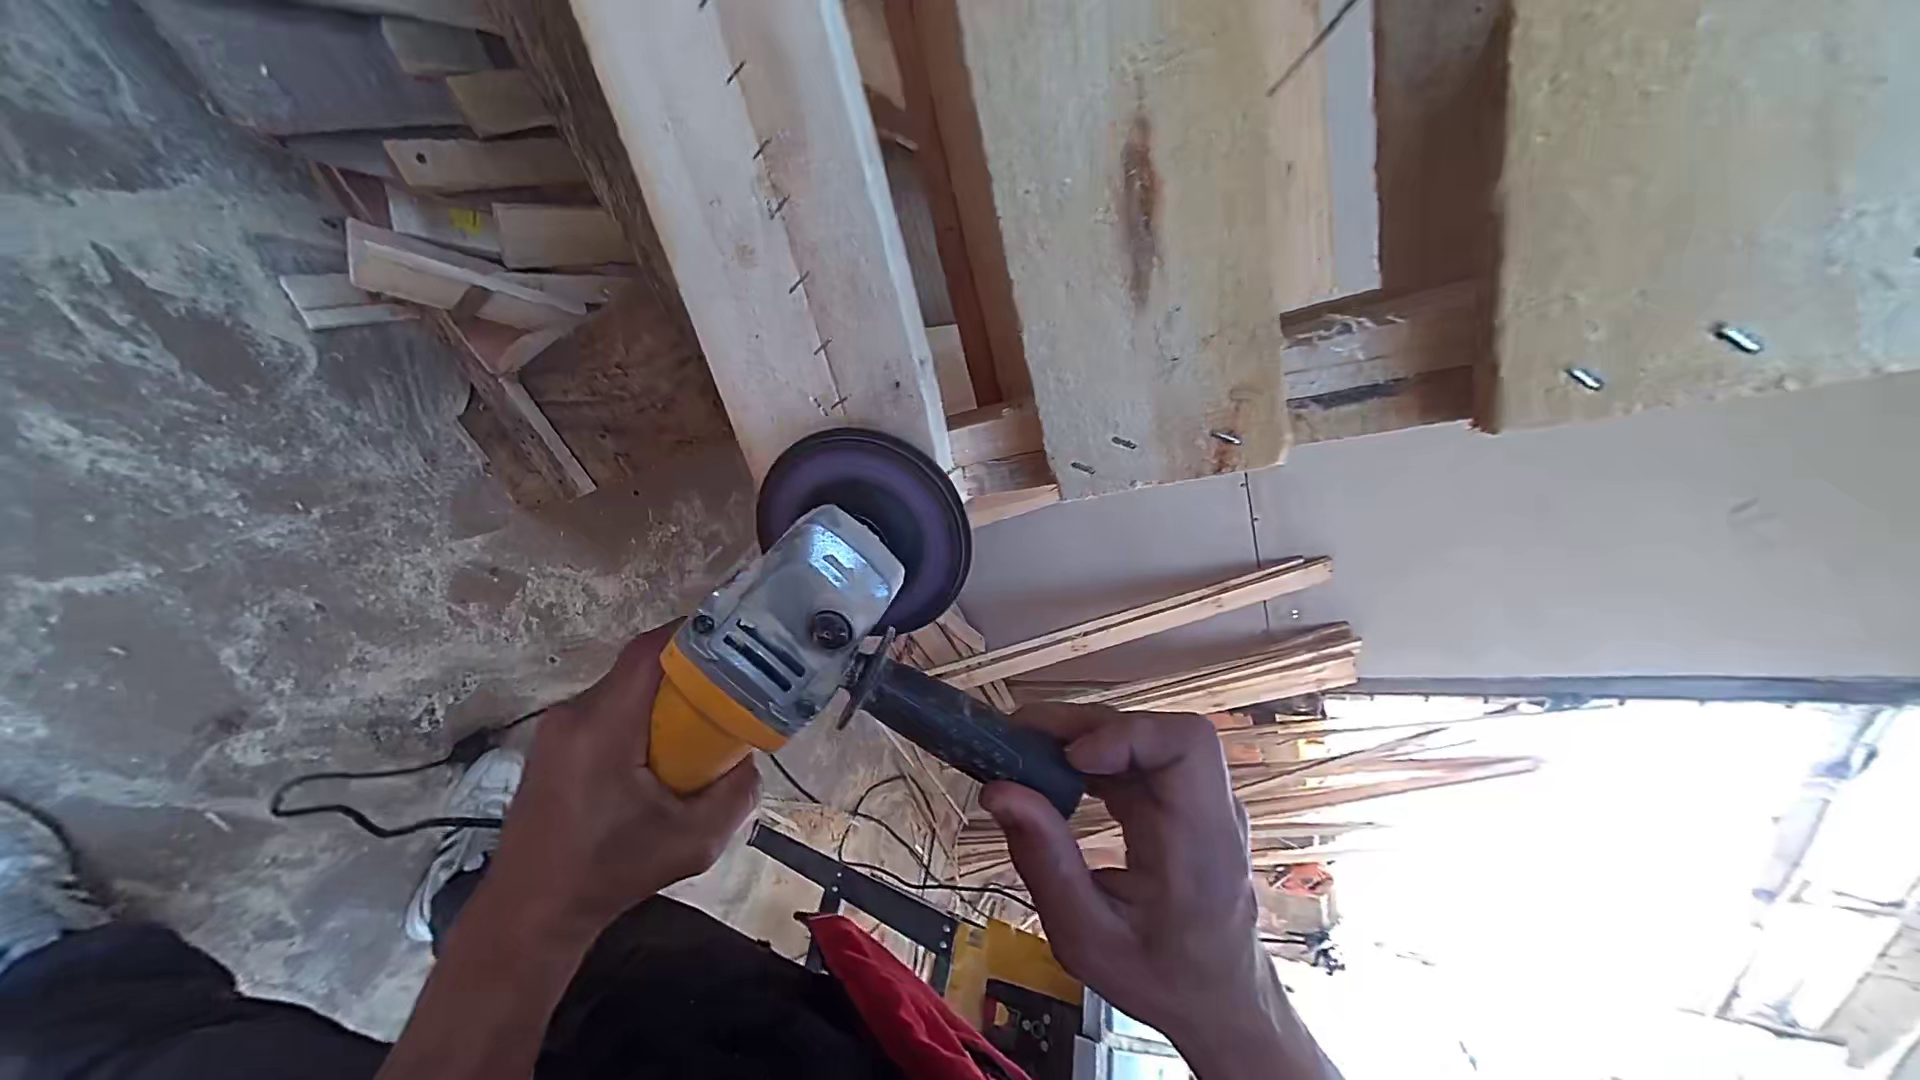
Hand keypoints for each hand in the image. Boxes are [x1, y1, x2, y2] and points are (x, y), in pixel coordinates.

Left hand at [484, 623, 761, 940]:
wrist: (530, 914)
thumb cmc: (611, 874)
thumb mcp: (694, 843)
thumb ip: (736, 794)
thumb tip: (747, 758)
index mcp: (604, 730)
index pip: (649, 654)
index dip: (692, 633)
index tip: (732, 635)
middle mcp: (574, 716)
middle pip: (640, 666)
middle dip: (688, 666)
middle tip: (730, 682)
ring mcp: (558, 728)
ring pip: (624, 686)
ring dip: (664, 691)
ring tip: (702, 715)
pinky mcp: (554, 744)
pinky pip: (608, 707)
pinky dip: (642, 711)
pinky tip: (663, 744)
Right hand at [981, 706, 1336, 1078]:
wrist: (1220, 998)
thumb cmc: (1159, 977)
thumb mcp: (1087, 938)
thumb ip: (1044, 863)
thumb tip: (996, 790)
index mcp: (1201, 842)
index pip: (1186, 746)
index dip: (1126, 735)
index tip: (1071, 758)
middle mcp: (1209, 806)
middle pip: (1155, 730)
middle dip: (1084, 726)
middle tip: (1018, 737)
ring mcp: (1197, 797)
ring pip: (1141, 734)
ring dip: (1081, 734)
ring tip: (1025, 749)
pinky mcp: (1177, 796)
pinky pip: (1134, 755)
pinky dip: (1090, 753)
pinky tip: (1054, 771)